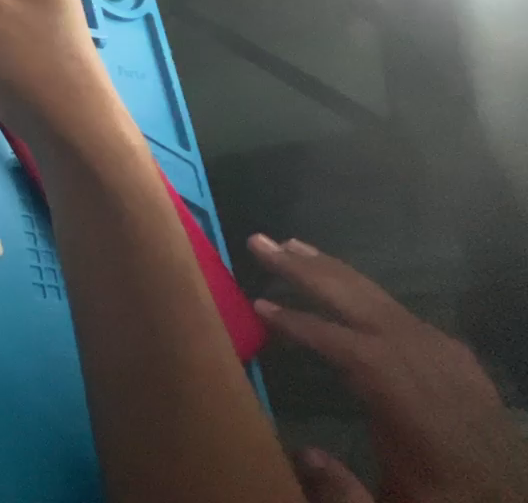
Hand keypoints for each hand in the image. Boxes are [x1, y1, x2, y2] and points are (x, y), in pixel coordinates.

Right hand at [249, 235, 527, 502]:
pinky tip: (344, 283)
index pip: (362, 356)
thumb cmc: (440, 500)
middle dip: (316, 276)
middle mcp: (444, 384)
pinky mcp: (462, 371)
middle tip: (261, 242)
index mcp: (427, 421)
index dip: (308, 328)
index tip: (257, 305)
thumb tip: (304, 451)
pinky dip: (369, 294)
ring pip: (392, 309)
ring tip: (290, 245)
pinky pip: (410, 319)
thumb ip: (346, 492)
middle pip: (376, 316)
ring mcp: (458, 373)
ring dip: (337, 274)